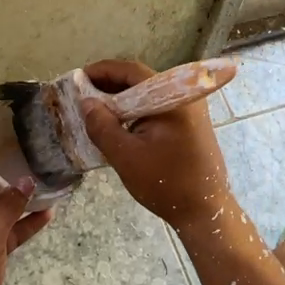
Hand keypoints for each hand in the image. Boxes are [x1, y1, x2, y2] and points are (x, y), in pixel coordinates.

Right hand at [80, 59, 234, 231]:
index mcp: (171, 98)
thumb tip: (86, 103)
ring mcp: (189, 110)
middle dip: (110, 85)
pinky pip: (156, 107)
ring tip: (97, 109)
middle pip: (140, 80)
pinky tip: (119, 123)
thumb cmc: (167, 184)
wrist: (206, 213)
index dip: (103, 71)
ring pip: (148, 94)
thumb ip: (102, 126)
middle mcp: (183, 96)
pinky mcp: (189, 124)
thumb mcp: (126, 156)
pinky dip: (136, 110)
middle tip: (84, 95)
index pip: (132, 71)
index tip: (79, 79)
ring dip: (122, 99)